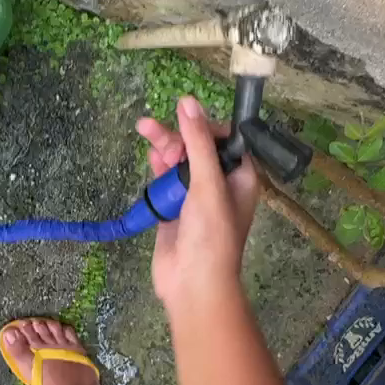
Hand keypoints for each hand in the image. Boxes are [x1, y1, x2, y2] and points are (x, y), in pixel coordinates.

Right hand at [136, 95, 259, 312]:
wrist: (192, 283)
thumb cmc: (210, 234)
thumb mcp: (207, 184)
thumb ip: (198, 143)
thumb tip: (187, 102)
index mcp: (240, 178)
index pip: (225, 140)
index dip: (204, 126)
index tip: (185, 120)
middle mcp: (220, 185)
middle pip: (198, 148)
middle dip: (178, 136)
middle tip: (155, 131)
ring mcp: (195, 198)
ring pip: (179, 162)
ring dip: (164, 146)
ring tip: (144, 129)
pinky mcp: (174, 210)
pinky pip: (166, 181)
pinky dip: (158, 167)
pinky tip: (150, 155)